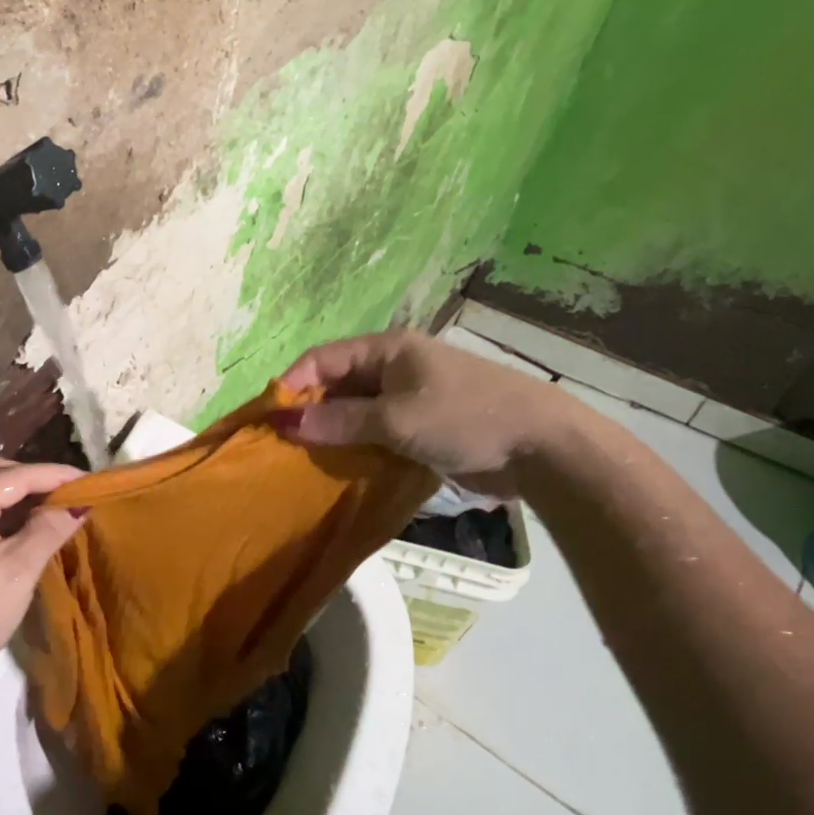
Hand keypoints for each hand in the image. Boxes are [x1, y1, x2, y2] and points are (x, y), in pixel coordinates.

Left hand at [0, 459, 87, 682]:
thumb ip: (48, 528)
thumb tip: (78, 504)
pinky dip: (2, 506)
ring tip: (54, 502)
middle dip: (34, 478)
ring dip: (18, 490)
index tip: (90, 480)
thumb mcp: (20, 569)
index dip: (55, 475)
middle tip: (70, 491)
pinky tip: (26, 520)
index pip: (15, 476)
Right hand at [277, 329, 578, 496]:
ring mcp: (410, 396)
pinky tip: (342, 466)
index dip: (293, 382)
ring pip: (355, 409)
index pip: (323, 357)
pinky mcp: (423, 424)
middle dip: (310, 409)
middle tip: (284, 441)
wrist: (543, 447)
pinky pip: (376, 430)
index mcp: (388, 348)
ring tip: (306, 457)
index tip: (270, 414)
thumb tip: (285, 421)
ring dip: (333, 431)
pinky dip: (357, 445)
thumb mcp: (395, 420)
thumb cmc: (465, 418)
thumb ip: (339, 421)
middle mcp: (395, 366)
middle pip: (337, 383)